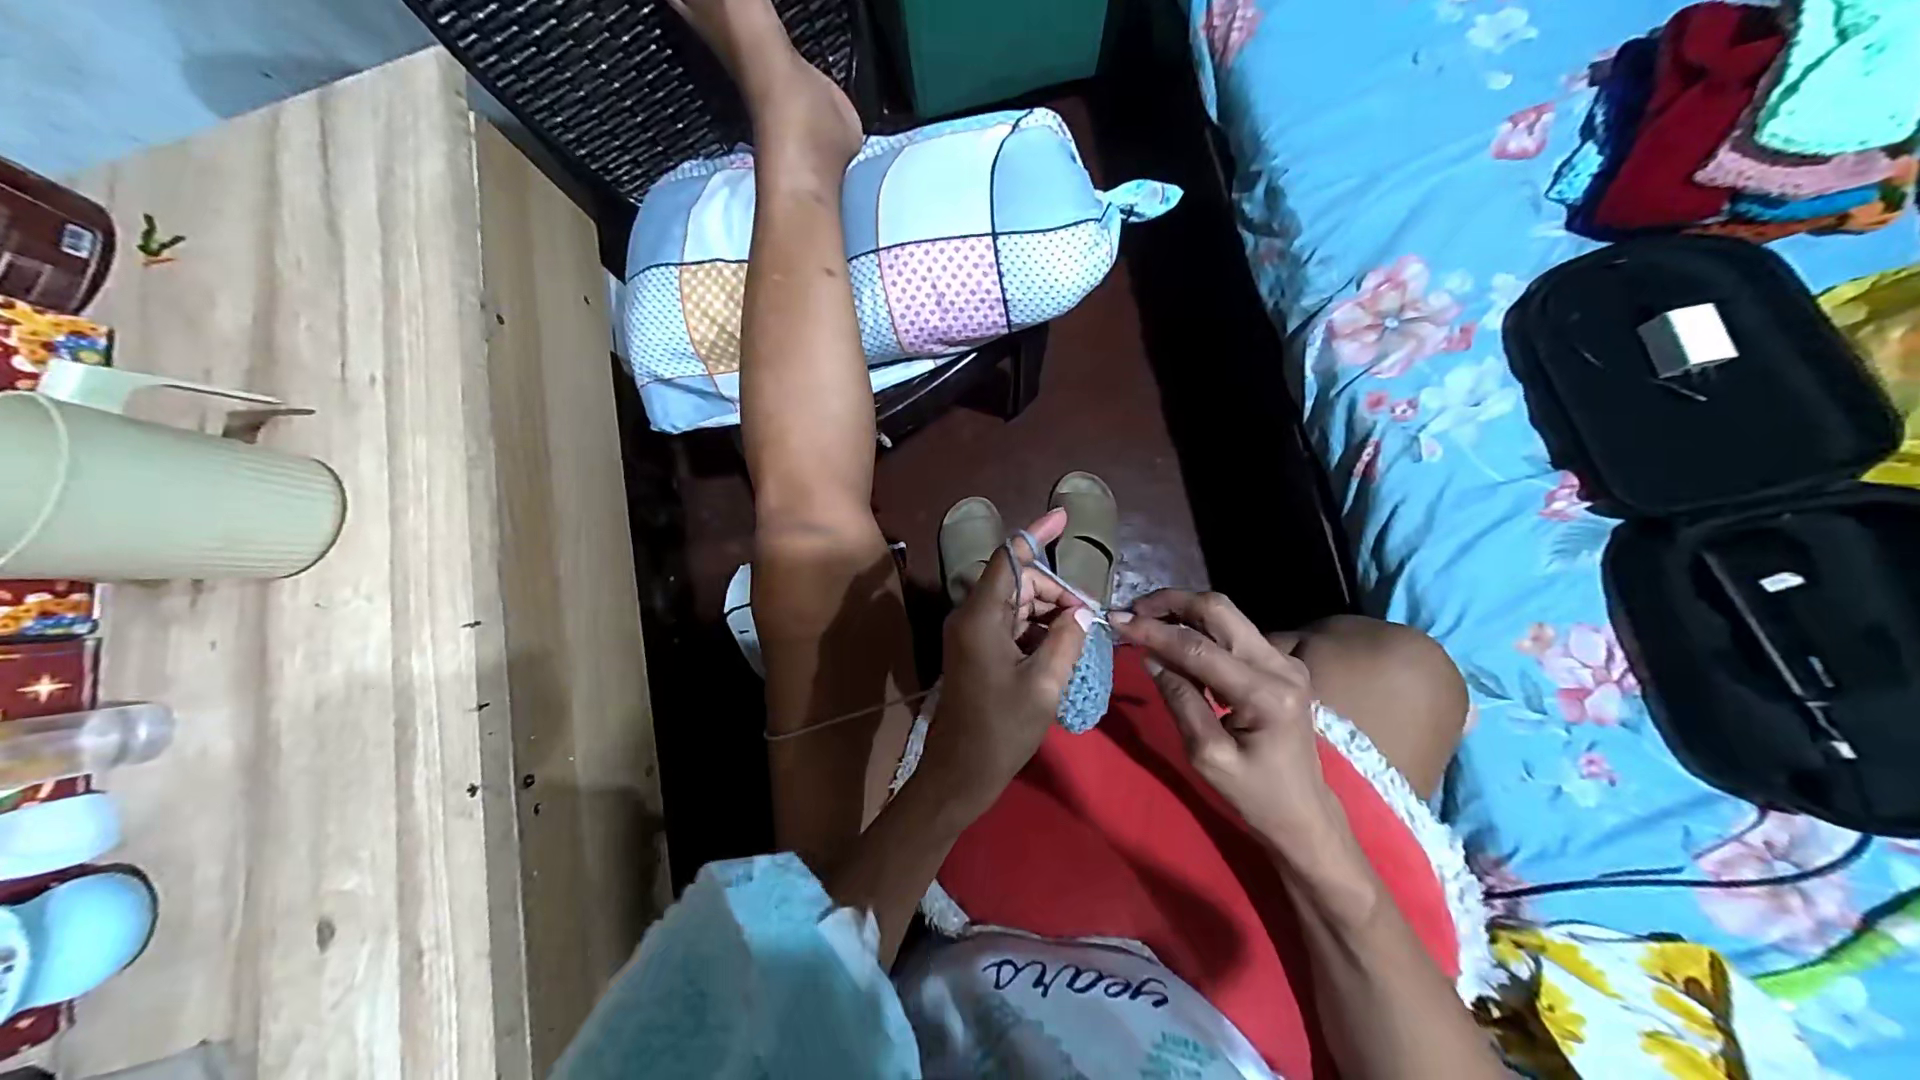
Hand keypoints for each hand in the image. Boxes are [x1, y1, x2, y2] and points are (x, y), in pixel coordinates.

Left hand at [915, 510, 1090, 818]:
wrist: (960, 772)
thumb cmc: (1001, 730)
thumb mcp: (1044, 684)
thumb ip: (1066, 640)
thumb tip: (1082, 613)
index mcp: (981, 618)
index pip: (1009, 559)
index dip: (1036, 535)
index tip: (1063, 516)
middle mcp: (970, 617)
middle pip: (1016, 581)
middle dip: (1054, 590)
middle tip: (1087, 617)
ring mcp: (970, 635)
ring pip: (1014, 603)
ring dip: (1047, 610)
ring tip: (1080, 631)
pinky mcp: (974, 651)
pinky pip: (1008, 624)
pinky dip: (1035, 627)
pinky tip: (1060, 645)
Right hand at [1115, 590, 1352, 860]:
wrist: (1302, 811)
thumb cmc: (1254, 793)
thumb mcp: (1206, 754)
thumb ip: (1179, 699)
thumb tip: (1150, 656)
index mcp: (1265, 694)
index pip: (1198, 648)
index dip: (1153, 631)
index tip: (1117, 621)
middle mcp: (1281, 665)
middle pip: (1219, 610)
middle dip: (1171, 602)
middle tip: (1134, 610)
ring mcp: (1285, 660)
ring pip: (1227, 615)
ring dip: (1183, 612)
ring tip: (1147, 621)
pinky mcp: (1280, 663)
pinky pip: (1234, 632)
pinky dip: (1200, 630)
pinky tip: (1176, 643)